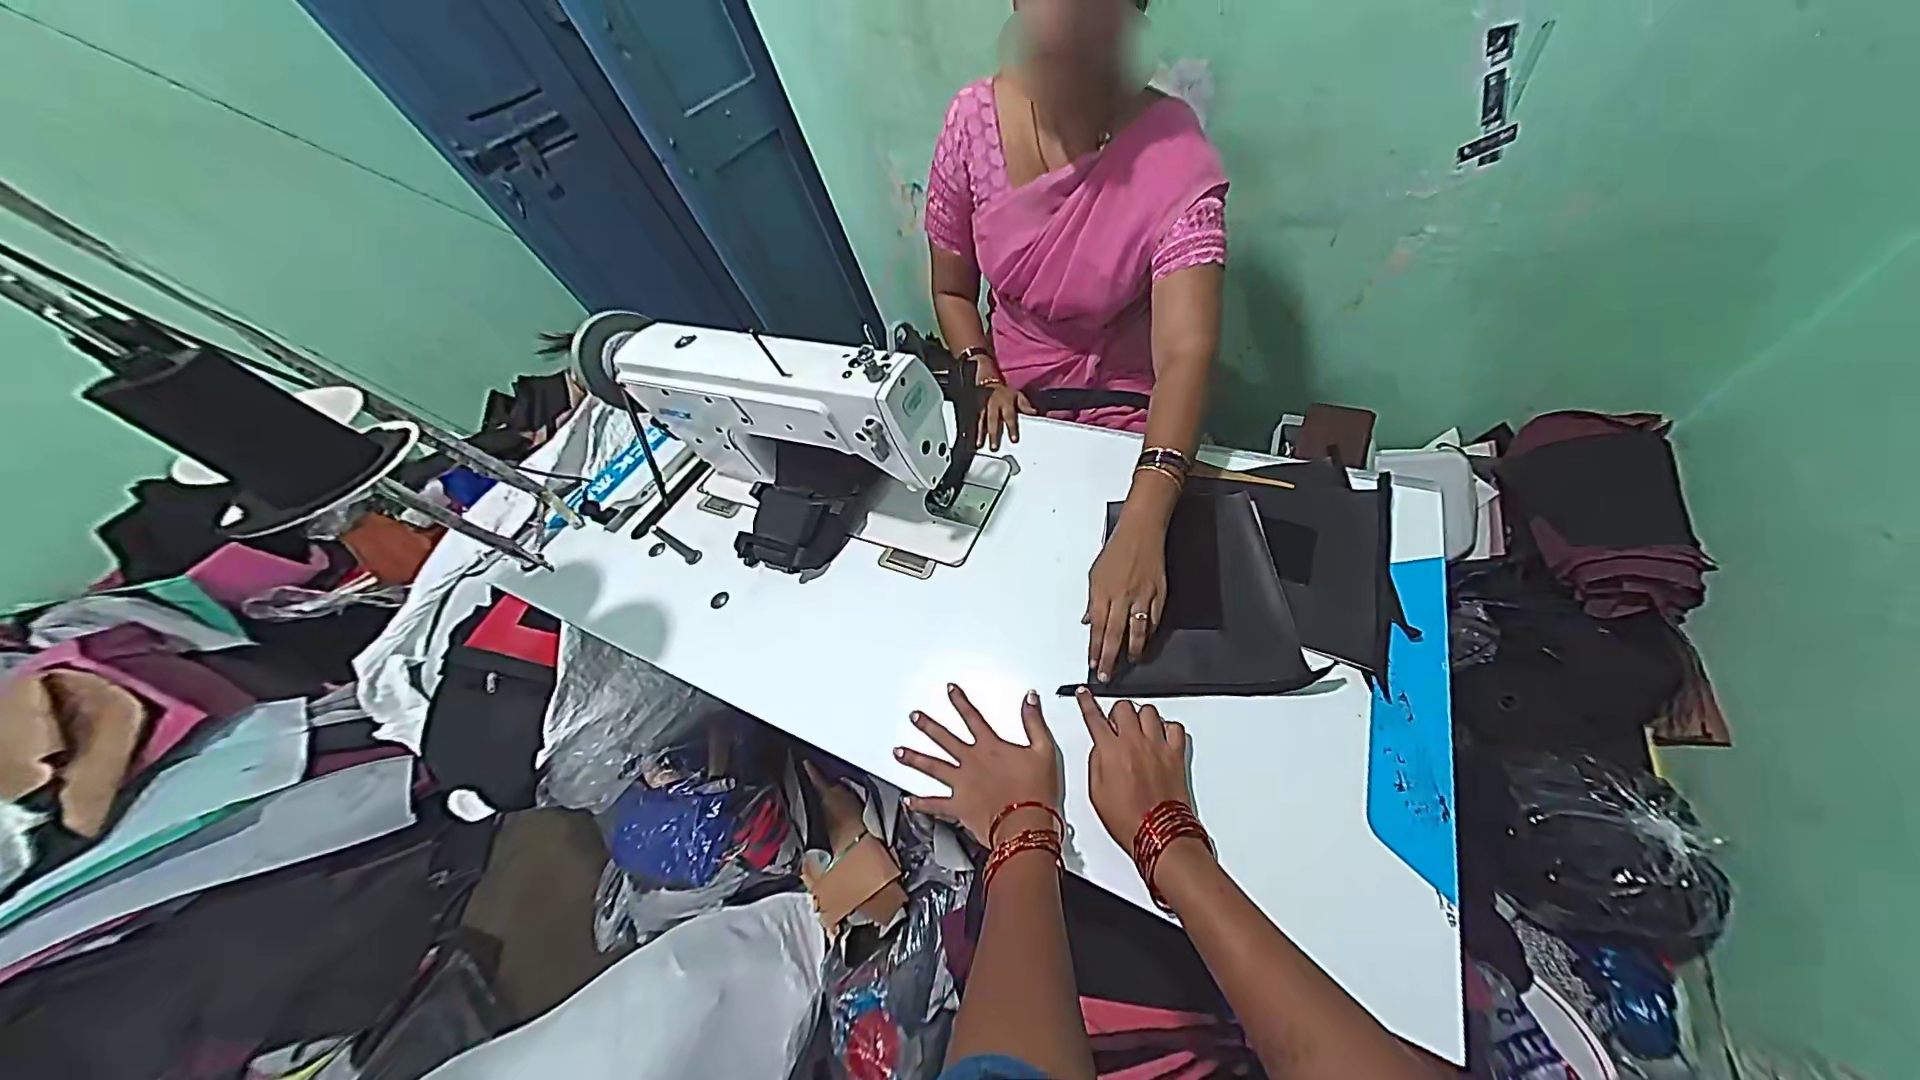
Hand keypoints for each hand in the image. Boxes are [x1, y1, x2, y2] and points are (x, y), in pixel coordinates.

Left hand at [895, 684, 1061, 844]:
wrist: (1025, 825)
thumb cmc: (1036, 791)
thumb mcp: (1043, 750)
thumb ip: (1034, 722)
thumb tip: (1029, 699)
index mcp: (990, 747)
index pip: (971, 717)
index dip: (960, 702)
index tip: (949, 690)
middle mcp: (971, 762)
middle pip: (944, 739)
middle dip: (927, 726)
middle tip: (914, 717)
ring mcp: (961, 784)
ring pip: (932, 767)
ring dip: (914, 758)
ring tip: (898, 752)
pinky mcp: (958, 807)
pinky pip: (935, 805)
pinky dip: (920, 804)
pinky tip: (909, 801)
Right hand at [976, 385, 1037, 450]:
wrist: (990, 383)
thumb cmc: (1007, 394)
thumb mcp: (1018, 396)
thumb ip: (1025, 406)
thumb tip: (1034, 413)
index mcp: (1005, 402)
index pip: (1009, 416)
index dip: (1011, 428)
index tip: (1014, 440)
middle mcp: (993, 405)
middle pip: (992, 420)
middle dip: (993, 433)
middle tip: (994, 447)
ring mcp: (983, 407)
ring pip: (981, 421)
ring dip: (980, 433)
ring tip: (979, 445)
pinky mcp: (976, 410)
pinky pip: (975, 421)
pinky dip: (974, 431)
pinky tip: (974, 441)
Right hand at [1074, 688, 1197, 855]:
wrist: (1159, 835)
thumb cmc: (1128, 819)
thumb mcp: (1096, 792)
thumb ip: (1095, 762)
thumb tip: (1100, 747)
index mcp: (1111, 750)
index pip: (1094, 716)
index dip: (1086, 702)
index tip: (1084, 693)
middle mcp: (1134, 742)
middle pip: (1124, 707)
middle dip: (1117, 712)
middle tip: (1116, 724)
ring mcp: (1157, 746)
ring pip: (1149, 711)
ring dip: (1141, 717)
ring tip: (1139, 729)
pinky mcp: (1176, 754)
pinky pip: (1174, 727)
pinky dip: (1167, 728)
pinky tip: (1160, 737)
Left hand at [1083, 514, 1167, 682]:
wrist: (1141, 532)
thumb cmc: (1117, 550)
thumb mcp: (1095, 574)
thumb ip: (1093, 601)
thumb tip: (1089, 620)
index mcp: (1103, 592)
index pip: (1097, 628)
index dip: (1095, 649)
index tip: (1093, 663)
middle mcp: (1121, 596)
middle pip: (1114, 634)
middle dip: (1110, 658)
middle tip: (1107, 674)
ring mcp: (1142, 596)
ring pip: (1137, 631)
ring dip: (1131, 650)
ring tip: (1128, 662)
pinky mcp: (1159, 594)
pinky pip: (1153, 620)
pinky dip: (1149, 634)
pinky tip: (1145, 643)